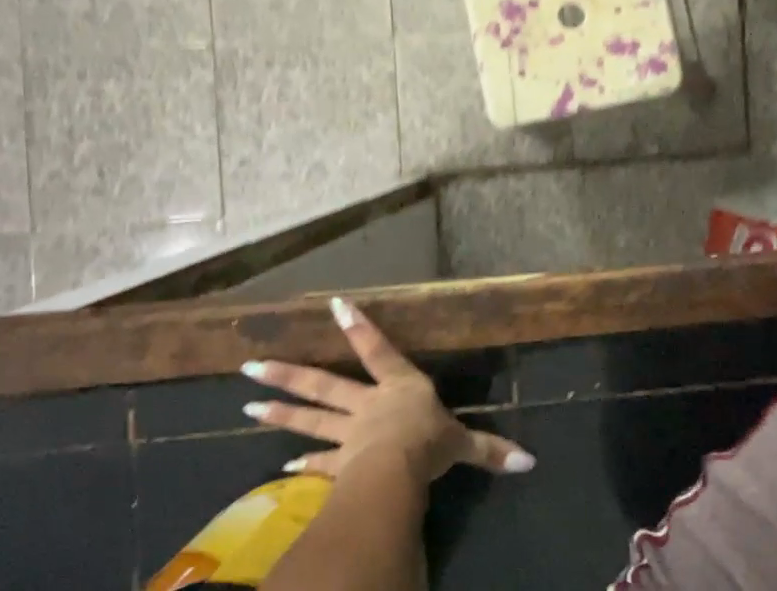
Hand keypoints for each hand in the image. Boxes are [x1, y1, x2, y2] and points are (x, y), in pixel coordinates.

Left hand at [239, 296, 535, 479]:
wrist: (395, 473)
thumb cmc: (429, 443)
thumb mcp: (464, 443)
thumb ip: (491, 449)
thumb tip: (530, 460)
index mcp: (401, 387)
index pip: (379, 351)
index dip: (359, 328)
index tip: (334, 304)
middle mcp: (368, 404)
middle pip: (325, 385)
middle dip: (290, 375)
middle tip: (250, 367)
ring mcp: (347, 434)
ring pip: (310, 419)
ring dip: (280, 413)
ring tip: (245, 407)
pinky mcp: (338, 465)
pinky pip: (318, 464)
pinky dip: (301, 467)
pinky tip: (282, 470)